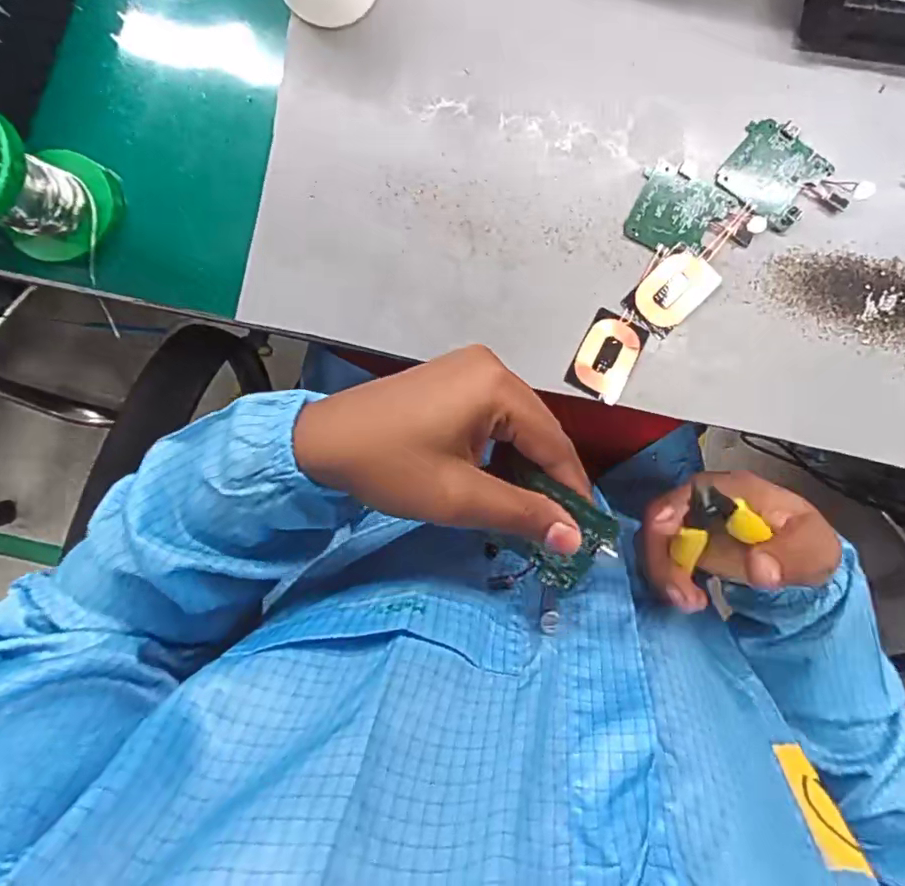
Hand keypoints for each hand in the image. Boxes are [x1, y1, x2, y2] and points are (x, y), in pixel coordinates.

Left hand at [292, 345, 590, 554]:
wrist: (319, 441)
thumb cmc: (388, 466)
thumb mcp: (458, 496)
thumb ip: (522, 513)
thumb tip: (574, 538)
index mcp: (496, 385)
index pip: (554, 443)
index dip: (572, 490)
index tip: (584, 532)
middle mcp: (489, 366)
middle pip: (538, 430)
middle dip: (547, 479)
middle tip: (556, 527)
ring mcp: (468, 368)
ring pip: (516, 424)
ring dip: (522, 466)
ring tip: (527, 511)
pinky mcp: (450, 378)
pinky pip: (491, 416)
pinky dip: (498, 450)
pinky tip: (497, 480)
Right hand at [638, 470, 842, 611]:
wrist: (808, 558)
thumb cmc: (808, 544)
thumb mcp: (814, 547)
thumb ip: (790, 555)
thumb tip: (758, 568)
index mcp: (727, 490)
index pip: (680, 499)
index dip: (665, 528)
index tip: (676, 568)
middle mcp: (701, 501)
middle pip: (659, 523)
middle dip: (663, 563)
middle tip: (685, 600)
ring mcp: (693, 522)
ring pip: (658, 543)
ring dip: (665, 575)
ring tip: (693, 604)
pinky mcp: (690, 543)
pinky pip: (666, 558)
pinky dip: (672, 580)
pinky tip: (695, 600)